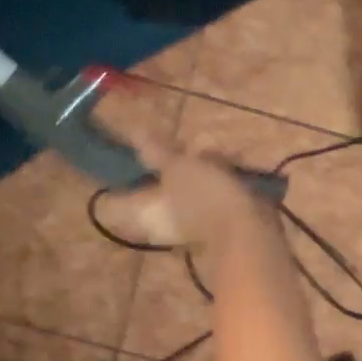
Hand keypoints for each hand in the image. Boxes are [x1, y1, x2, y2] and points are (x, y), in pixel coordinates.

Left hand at [101, 131, 281, 287]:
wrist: (246, 229)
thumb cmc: (203, 197)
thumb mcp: (178, 167)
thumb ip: (156, 151)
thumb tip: (135, 132)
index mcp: (140, 211)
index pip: (115, 196)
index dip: (122, 174)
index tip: (138, 153)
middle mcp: (158, 219)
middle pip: (155, 186)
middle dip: (171, 162)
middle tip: (185, 144)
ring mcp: (185, 219)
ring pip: (183, 186)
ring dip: (199, 165)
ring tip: (218, 149)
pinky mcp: (212, 217)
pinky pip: (207, 192)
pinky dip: (217, 177)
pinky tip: (233, 161)